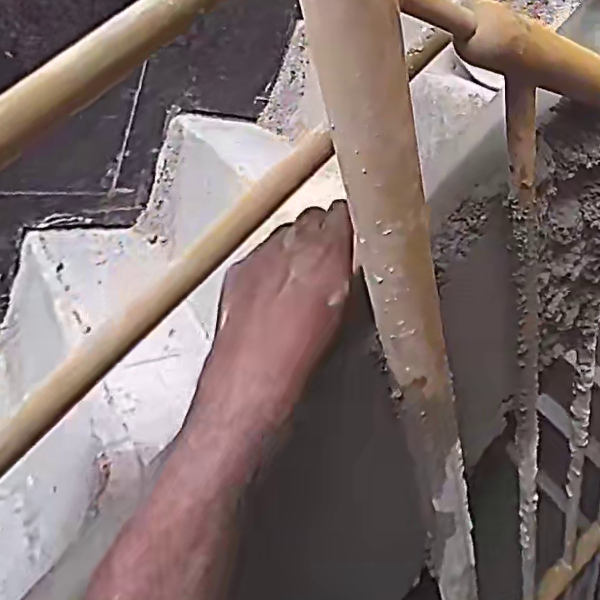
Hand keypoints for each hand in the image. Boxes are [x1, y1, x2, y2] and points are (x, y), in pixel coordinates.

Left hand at [188, 201, 355, 441]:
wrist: (247, 387)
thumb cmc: (302, 361)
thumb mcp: (349, 318)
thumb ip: (356, 278)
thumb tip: (361, 261)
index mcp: (326, 254)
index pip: (344, 212)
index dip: (352, 226)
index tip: (358, 238)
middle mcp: (291, 245)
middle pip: (316, 217)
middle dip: (327, 233)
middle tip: (336, 260)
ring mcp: (260, 254)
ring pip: (288, 231)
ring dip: (299, 246)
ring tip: (304, 278)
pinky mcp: (238, 269)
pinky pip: (262, 251)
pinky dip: (273, 262)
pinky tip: (276, 290)